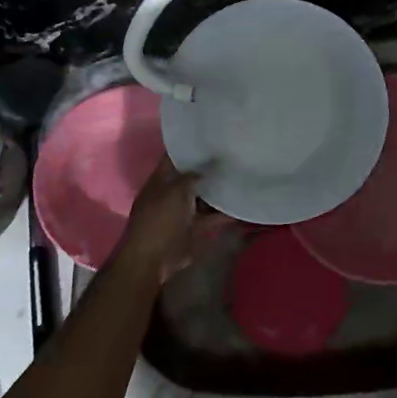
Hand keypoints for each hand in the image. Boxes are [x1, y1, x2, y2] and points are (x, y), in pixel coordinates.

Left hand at [113, 157, 230, 279]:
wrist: (155, 257)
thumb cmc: (161, 218)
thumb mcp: (176, 191)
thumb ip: (192, 176)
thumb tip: (207, 166)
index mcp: (159, 181)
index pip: (173, 159)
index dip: (189, 149)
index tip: (210, 140)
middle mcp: (169, 194)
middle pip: (190, 179)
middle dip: (207, 171)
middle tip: (231, 158)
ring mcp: (181, 212)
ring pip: (202, 199)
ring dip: (217, 193)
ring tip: (240, 179)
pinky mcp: (192, 229)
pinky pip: (210, 218)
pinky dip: (223, 214)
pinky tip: (241, 206)